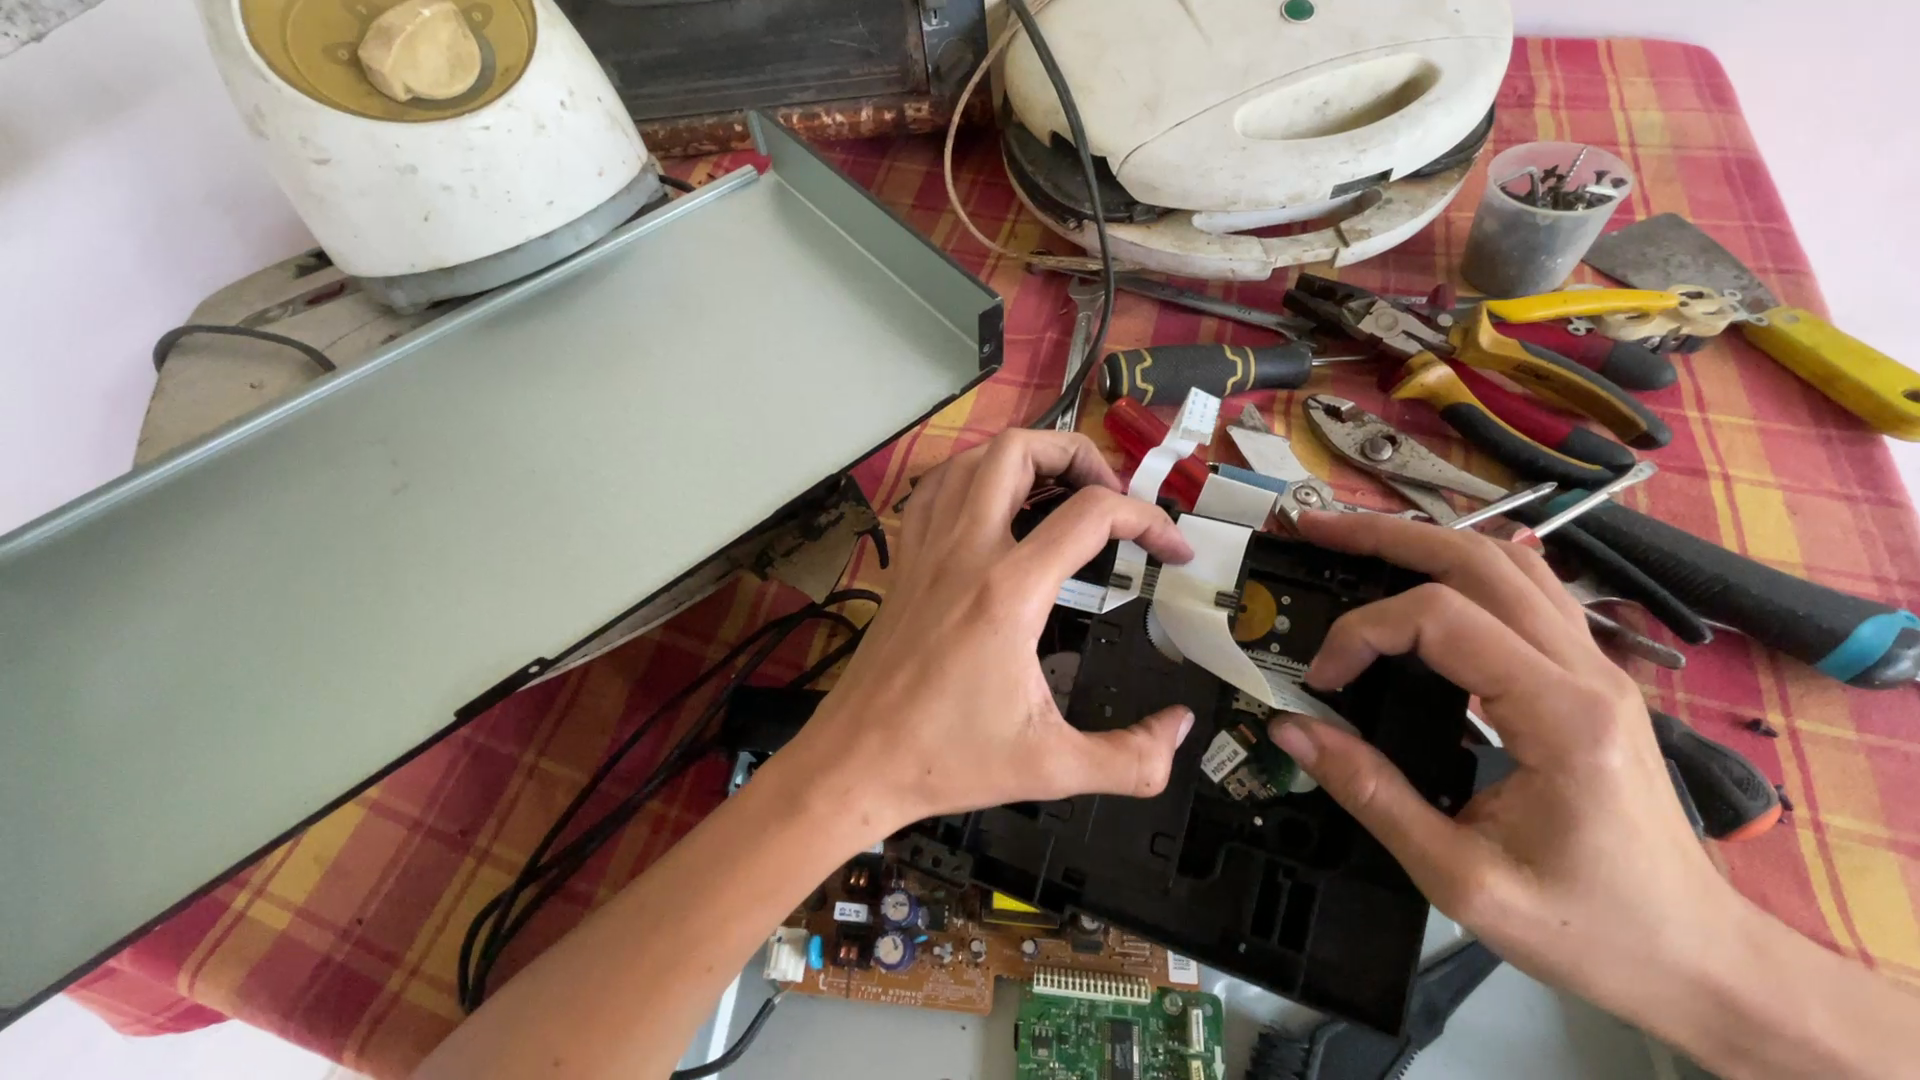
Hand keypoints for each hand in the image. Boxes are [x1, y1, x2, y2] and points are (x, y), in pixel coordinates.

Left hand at [774, 430, 1197, 837]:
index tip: (1174, 549)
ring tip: (1059, 491)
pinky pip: (934, 490)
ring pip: (972, 459)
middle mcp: (966, 552)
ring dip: (1024, 458)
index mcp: (1009, 591)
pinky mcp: (905, 562)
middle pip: (1021, 451)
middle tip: (1109, 496)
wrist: (857, 762)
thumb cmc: (947, 760)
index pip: (1092, 515)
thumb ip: (1132, 759)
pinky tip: (991, 505)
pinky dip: (970, 477)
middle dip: (1078, 455)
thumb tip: (1180, 730)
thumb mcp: (1053, 768)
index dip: (1149, 519)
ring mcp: (928, 550)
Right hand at [1266, 511, 1743, 1020]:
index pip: (1440, 620)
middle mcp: (1587, 673)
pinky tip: (1427, 572)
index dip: (1362, 633)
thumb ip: (1369, 793)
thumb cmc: (1589, 928)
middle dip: (1386, 536)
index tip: (1320, 683)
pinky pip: (1528, 593)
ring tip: (1357, 539)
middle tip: (1315, 530)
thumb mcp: (1460, 877)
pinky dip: (1464, 567)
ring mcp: (1596, 669)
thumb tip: (1291, 729)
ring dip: (1425, 539)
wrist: (1699, 959)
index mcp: (1561, 716)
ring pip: (1509, 562)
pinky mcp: (1589, 679)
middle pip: (1480, 559)